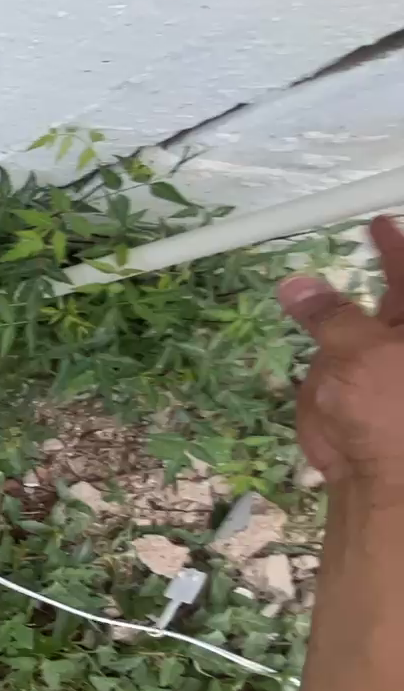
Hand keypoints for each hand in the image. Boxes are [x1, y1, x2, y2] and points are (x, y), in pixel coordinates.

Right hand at [277, 215, 403, 489]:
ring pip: (376, 310)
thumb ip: (329, 316)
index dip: (400, 247)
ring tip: (361, 258)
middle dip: (394, 259)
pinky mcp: (353, 375)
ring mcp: (384, 355)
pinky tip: (320, 305)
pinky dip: (330, 318)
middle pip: (403, 289)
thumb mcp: (361, 355)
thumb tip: (297, 282)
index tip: (384, 218)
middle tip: (379, 227)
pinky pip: (342, 336)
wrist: (384, 472)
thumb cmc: (392, 411)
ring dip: (360, 289)